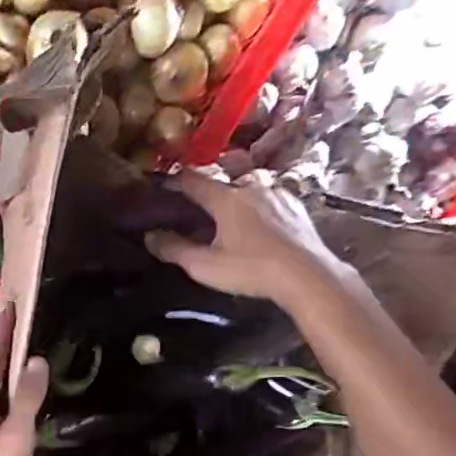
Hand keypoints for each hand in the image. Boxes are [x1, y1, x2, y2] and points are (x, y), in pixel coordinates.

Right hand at [144, 172, 350, 303]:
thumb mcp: (205, 265)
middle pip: (221, 182)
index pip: (193, 180)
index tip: (162, 185)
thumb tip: (149, 236)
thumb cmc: (251, 269)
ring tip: (229, 218)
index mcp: (225, 197)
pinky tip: (259, 225)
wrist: (306, 275)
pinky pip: (269, 199)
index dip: (174, 182)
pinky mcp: (295, 205)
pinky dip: (258, 207)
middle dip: (207, 193)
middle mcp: (250, 185)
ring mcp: (277, 193)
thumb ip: (174, 249)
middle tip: (197, 210)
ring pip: (247, 188)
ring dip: (235, 199)